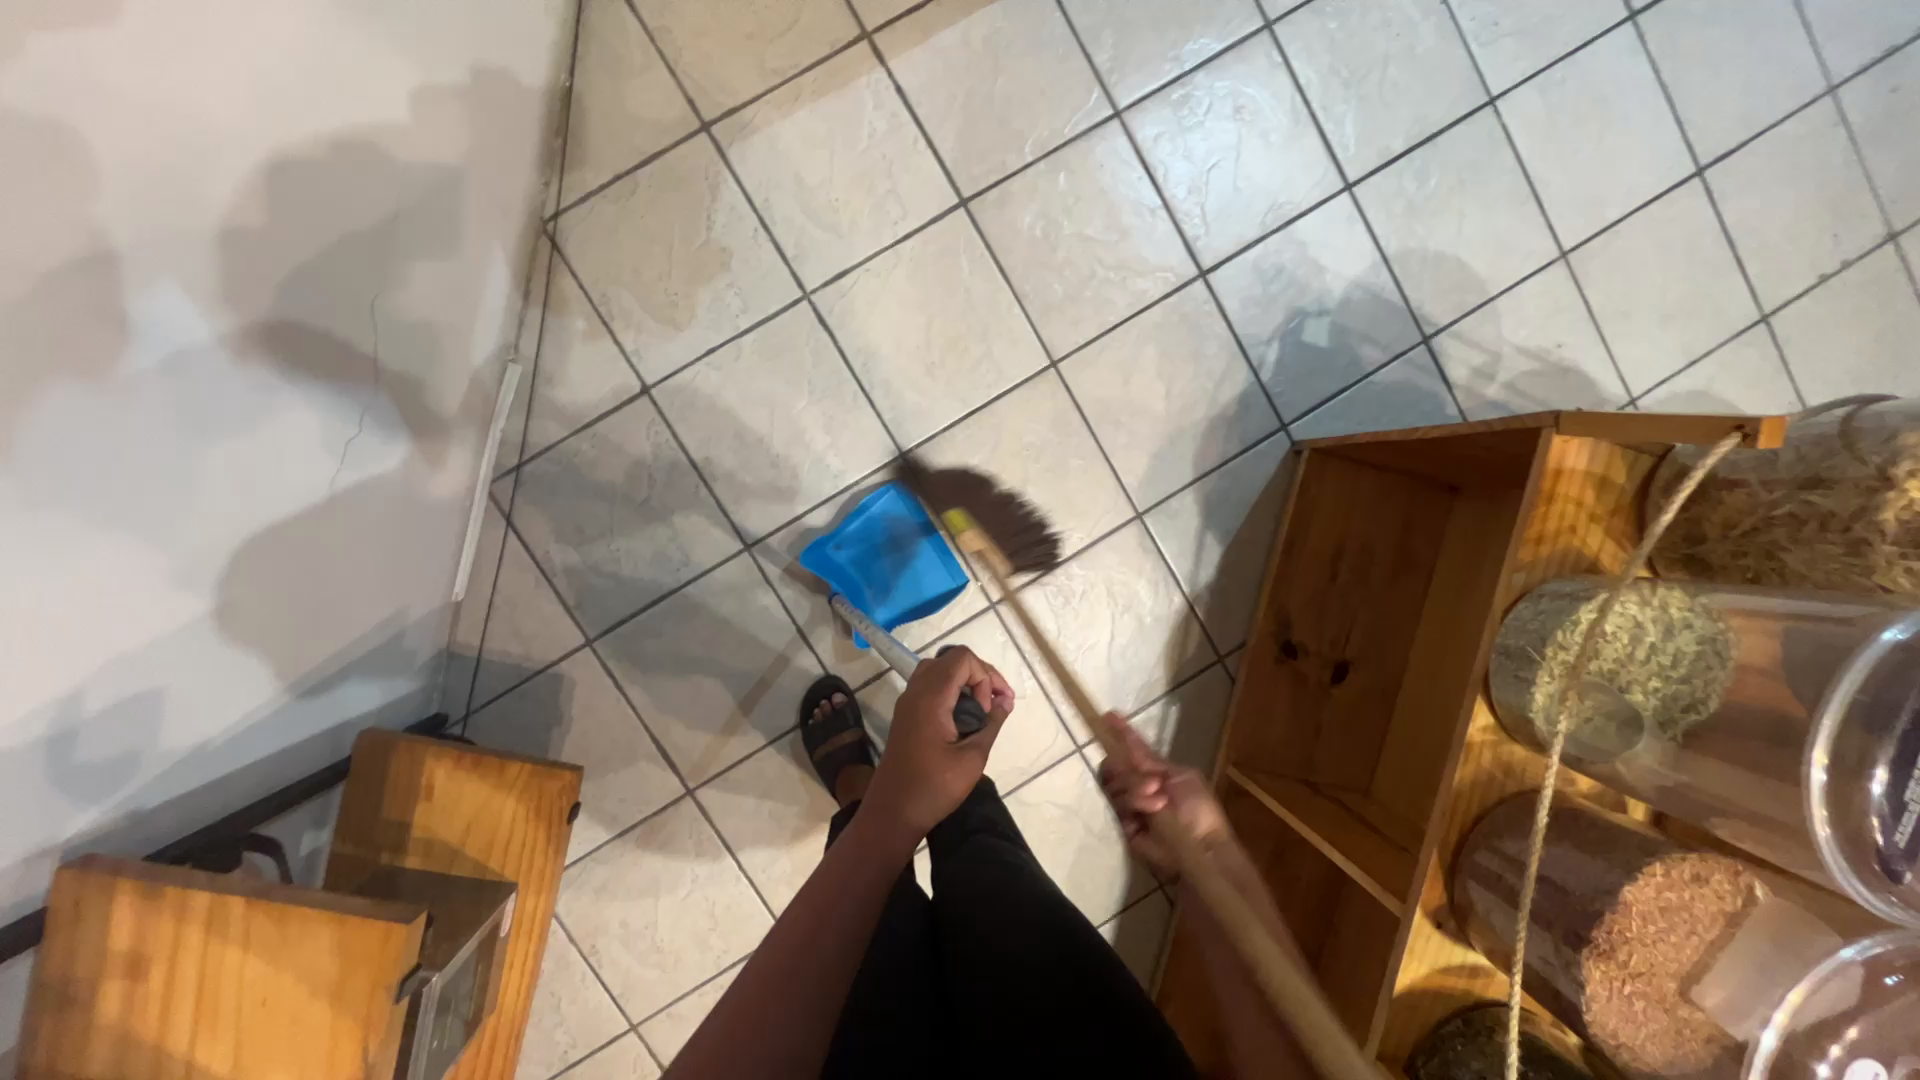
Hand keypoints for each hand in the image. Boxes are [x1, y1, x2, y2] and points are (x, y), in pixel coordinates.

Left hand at [864, 646, 1013, 837]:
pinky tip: (964, 721)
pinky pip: (930, 689)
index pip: (962, 658)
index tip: (990, 708)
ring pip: (939, 673)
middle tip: (995, 705)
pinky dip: (951, 694)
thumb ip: (991, 724)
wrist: (892, 813)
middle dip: (979, 676)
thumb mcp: (972, 758)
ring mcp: (907, 703)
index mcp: (930, 697)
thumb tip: (1004, 703)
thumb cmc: (934, 788)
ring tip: (982, 712)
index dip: (985, 675)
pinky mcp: (906, 716)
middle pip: (951, 661)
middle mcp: (915, 692)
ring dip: (965, 684)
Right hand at [1095, 711, 1231, 876]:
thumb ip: (1149, 760)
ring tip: (1158, 802)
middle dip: (1128, 769)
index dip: (1121, 732)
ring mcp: (1130, 805)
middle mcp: (1139, 784)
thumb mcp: (1179, 775)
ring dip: (1135, 790)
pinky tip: (1148, 814)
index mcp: (1155, 771)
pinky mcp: (1124, 824)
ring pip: (1115, 784)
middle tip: (1152, 782)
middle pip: (1115, 765)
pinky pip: (1117, 806)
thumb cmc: (1198, 809)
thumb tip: (1127, 744)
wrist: (1200, 846)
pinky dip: (1133, 806)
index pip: (1133, 748)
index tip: (1108, 715)